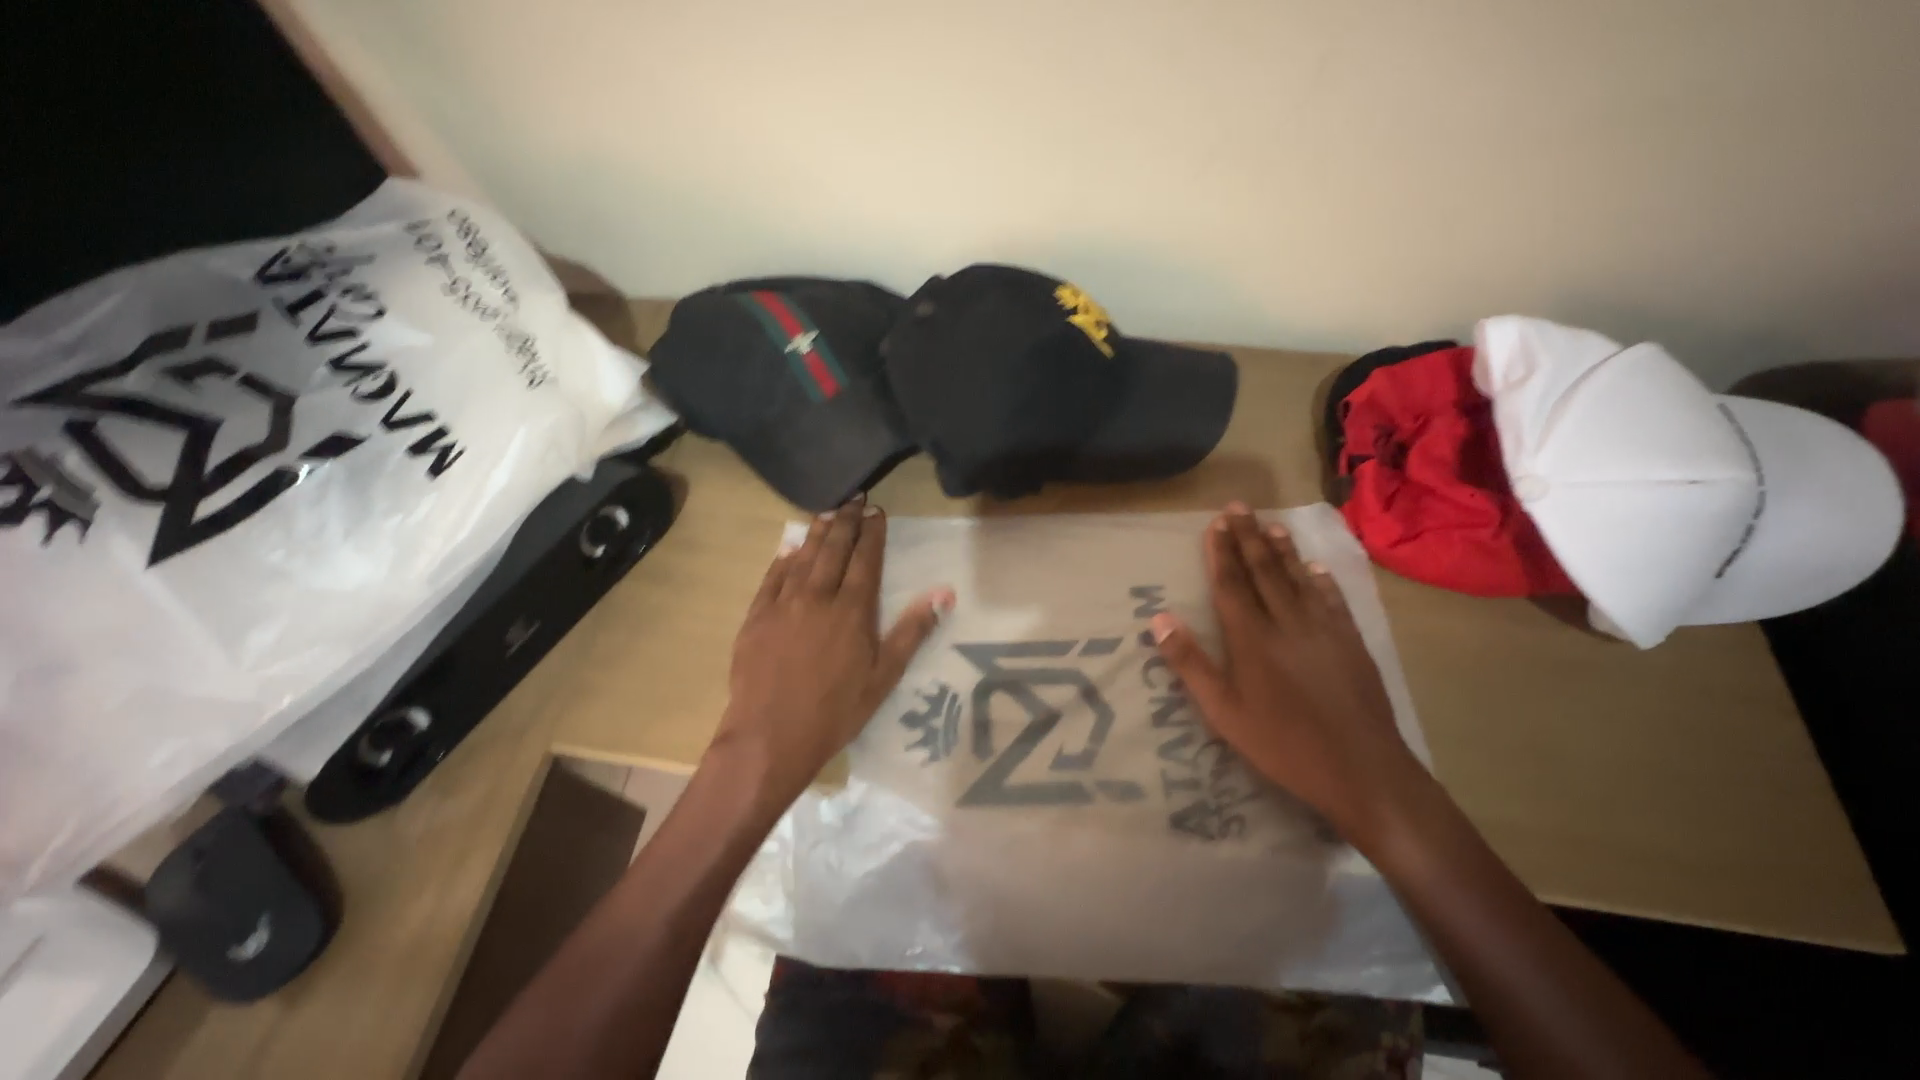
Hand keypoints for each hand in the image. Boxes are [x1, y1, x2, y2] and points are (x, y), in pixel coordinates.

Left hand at [711, 496, 954, 805]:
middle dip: (846, 521)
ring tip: (827, 513)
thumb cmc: (836, 711)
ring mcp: (783, 604)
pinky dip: (784, 559)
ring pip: (802, 557)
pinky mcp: (756, 617)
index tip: (876, 512)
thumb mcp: (884, 677)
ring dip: (817, 533)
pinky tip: (790, 550)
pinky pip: (772, 577)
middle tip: (853, 499)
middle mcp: (817, 596)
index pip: (866, 559)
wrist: (771, 734)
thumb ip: (912, 631)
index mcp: (853, 610)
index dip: (872, 533)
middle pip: (833, 549)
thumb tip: (943, 593)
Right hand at [1149, 503, 1425, 845]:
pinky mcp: (1352, 643)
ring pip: (1299, 579)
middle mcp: (1287, 623)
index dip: (1221, 552)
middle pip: (1264, 572)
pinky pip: (1333, 600)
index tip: (1215, 523)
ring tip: (1272, 524)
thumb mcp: (1223, 712)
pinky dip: (1322, 580)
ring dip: (1283, 550)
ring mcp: (1324, 630)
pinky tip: (1316, 568)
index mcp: (1252, 639)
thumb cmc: (1282, 743)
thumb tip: (1158, 619)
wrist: (1360, 767)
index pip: (1232, 584)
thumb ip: (1190, 664)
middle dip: (1249, 538)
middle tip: (1239, 507)